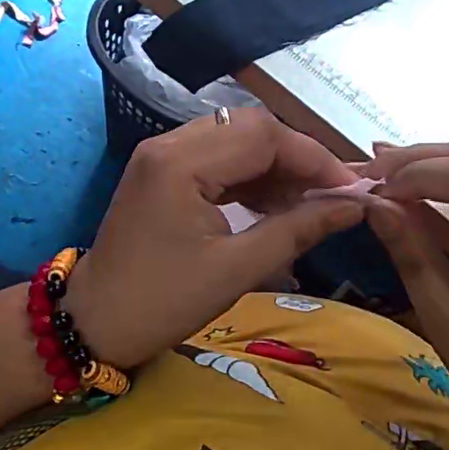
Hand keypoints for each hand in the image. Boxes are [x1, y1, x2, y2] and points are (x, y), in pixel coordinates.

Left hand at [63, 109, 367, 367]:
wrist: (94, 321)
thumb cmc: (163, 301)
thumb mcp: (237, 269)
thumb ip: (298, 229)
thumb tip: (354, 206)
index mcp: (180, 164)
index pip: (263, 136)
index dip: (314, 158)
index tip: (350, 189)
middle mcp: (169, 144)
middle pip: (251, 128)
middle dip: (297, 158)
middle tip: (330, 195)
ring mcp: (163, 154)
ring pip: (237, 139)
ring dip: (276, 166)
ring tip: (307, 203)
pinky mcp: (164, 169)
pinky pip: (219, 157)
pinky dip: (252, 175)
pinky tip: (273, 204)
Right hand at [360, 142, 448, 427]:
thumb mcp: (448, 320)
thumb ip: (413, 256)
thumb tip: (373, 204)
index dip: (426, 171)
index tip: (377, 186)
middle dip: (422, 160)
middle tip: (368, 168)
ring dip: (427, 167)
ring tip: (378, 170)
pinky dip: (437, 187)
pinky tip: (401, 183)